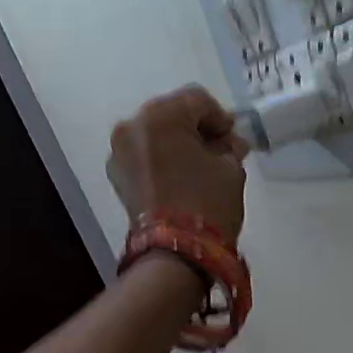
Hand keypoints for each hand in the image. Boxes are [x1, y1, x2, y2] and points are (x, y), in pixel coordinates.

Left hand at [107, 85, 250, 243]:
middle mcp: (132, 125)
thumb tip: (228, 142)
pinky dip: (162, 159)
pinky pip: (144, 155)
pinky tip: (181, 178)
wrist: (175, 252)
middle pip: (172, 113)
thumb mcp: (231, 169)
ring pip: (155, 134)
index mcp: (161, 116)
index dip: (221, 117)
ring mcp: (120, 151)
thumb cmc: (208, 203)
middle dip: (196, 128)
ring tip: (199, 168)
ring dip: (177, 144)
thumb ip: (229, 147)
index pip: (197, 100)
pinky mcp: (117, 175)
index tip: (234, 139)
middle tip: (219, 151)